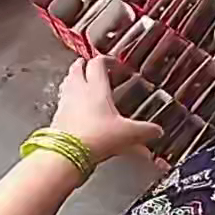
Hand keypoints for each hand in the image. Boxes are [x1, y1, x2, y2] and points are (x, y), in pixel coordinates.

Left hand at [49, 57, 163, 164]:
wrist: (67, 155)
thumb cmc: (95, 138)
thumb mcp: (127, 134)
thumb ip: (144, 131)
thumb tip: (157, 131)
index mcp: (96, 88)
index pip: (97, 63)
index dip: (106, 60)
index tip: (114, 64)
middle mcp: (78, 91)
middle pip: (77, 68)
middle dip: (84, 65)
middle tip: (91, 66)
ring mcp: (65, 103)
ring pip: (67, 82)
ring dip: (74, 80)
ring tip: (82, 83)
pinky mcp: (57, 117)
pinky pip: (62, 102)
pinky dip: (68, 100)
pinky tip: (75, 109)